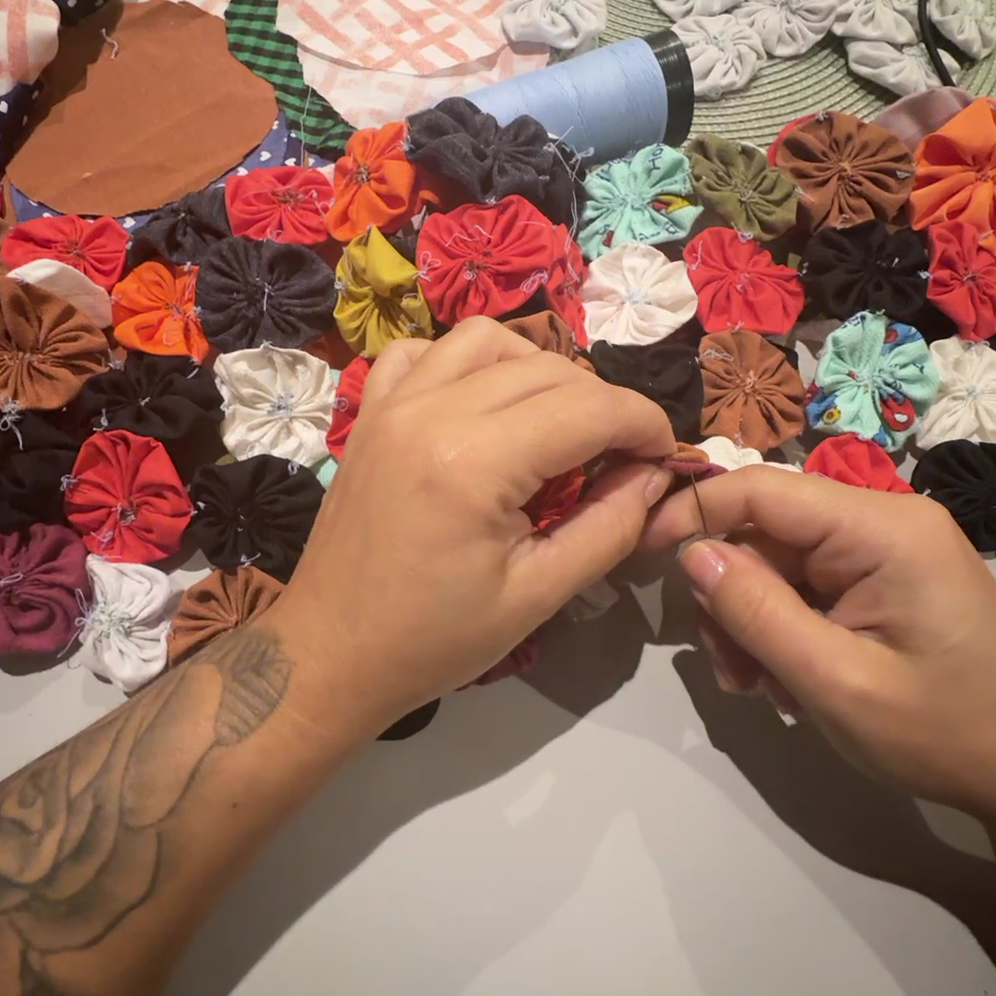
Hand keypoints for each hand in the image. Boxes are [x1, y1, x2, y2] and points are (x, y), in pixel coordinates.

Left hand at [267, 318, 675, 732]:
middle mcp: (431, 412)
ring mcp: (392, 404)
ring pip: (489, 342)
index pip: (590, 408)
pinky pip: (425, 354)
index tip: (664, 456)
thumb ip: (608, 528)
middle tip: (620, 456)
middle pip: (549, 369)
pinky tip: (482, 403)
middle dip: (603, 405)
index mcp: (475, 462)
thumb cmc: (433, 640)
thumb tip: (652, 476)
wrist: (331, 652)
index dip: (644, 424)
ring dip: (540, 371)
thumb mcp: (537, 596)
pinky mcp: (370, 414)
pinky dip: (466, 363)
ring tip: (557, 425)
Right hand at [641, 466, 995, 825]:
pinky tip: (784, 679)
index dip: (693, 511)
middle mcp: (880, 521)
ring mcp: (880, 550)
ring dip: (748, 620)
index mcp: (882, 529)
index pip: (761, 489)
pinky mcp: (877, 578)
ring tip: (759, 686)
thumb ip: (756, 611)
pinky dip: (777, 629)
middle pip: (763, 530)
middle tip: (728, 669)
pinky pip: (800, 586)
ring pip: (773, 562)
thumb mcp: (836, 682)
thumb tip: (688, 552)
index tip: (639, 551)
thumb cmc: (946, 734)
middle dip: (728, 594)